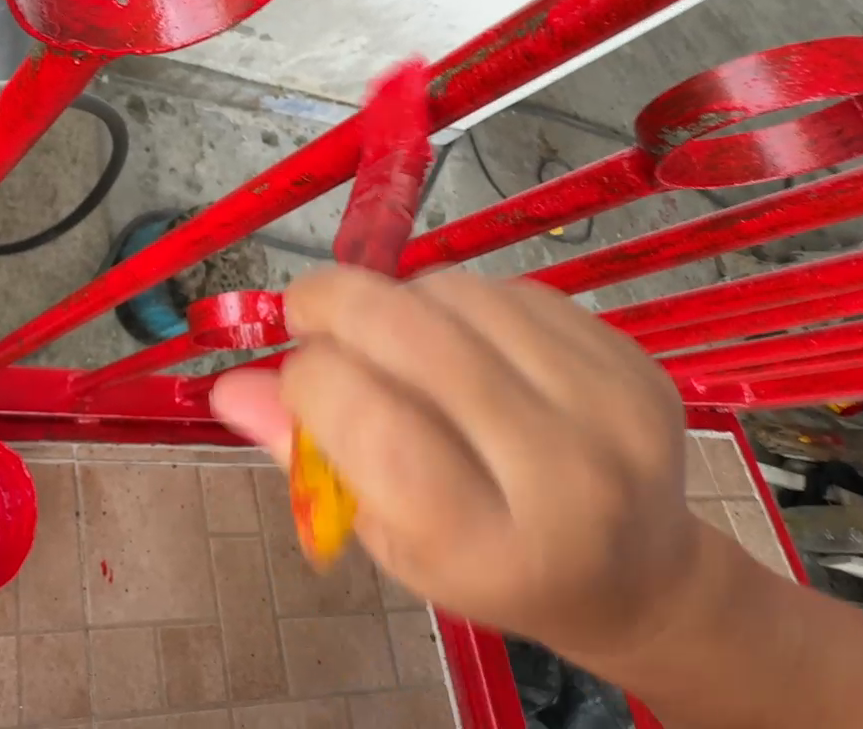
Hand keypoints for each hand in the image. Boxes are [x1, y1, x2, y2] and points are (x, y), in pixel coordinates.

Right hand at [211, 267, 703, 661]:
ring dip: (395, 298)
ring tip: (389, 336)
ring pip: (453, 293)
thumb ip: (303, 454)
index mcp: (481, 539)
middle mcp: (560, 473)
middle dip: (333, 302)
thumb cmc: (479, 563)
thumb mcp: (379, 535)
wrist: (632, 576)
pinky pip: (505, 286)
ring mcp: (609, 407)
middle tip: (306, 311)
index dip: (309, 381)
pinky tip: (455, 337)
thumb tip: (230, 386)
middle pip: (414, 336)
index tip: (294, 378)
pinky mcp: (631, 360)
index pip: (373, 424)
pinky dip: (454, 297)